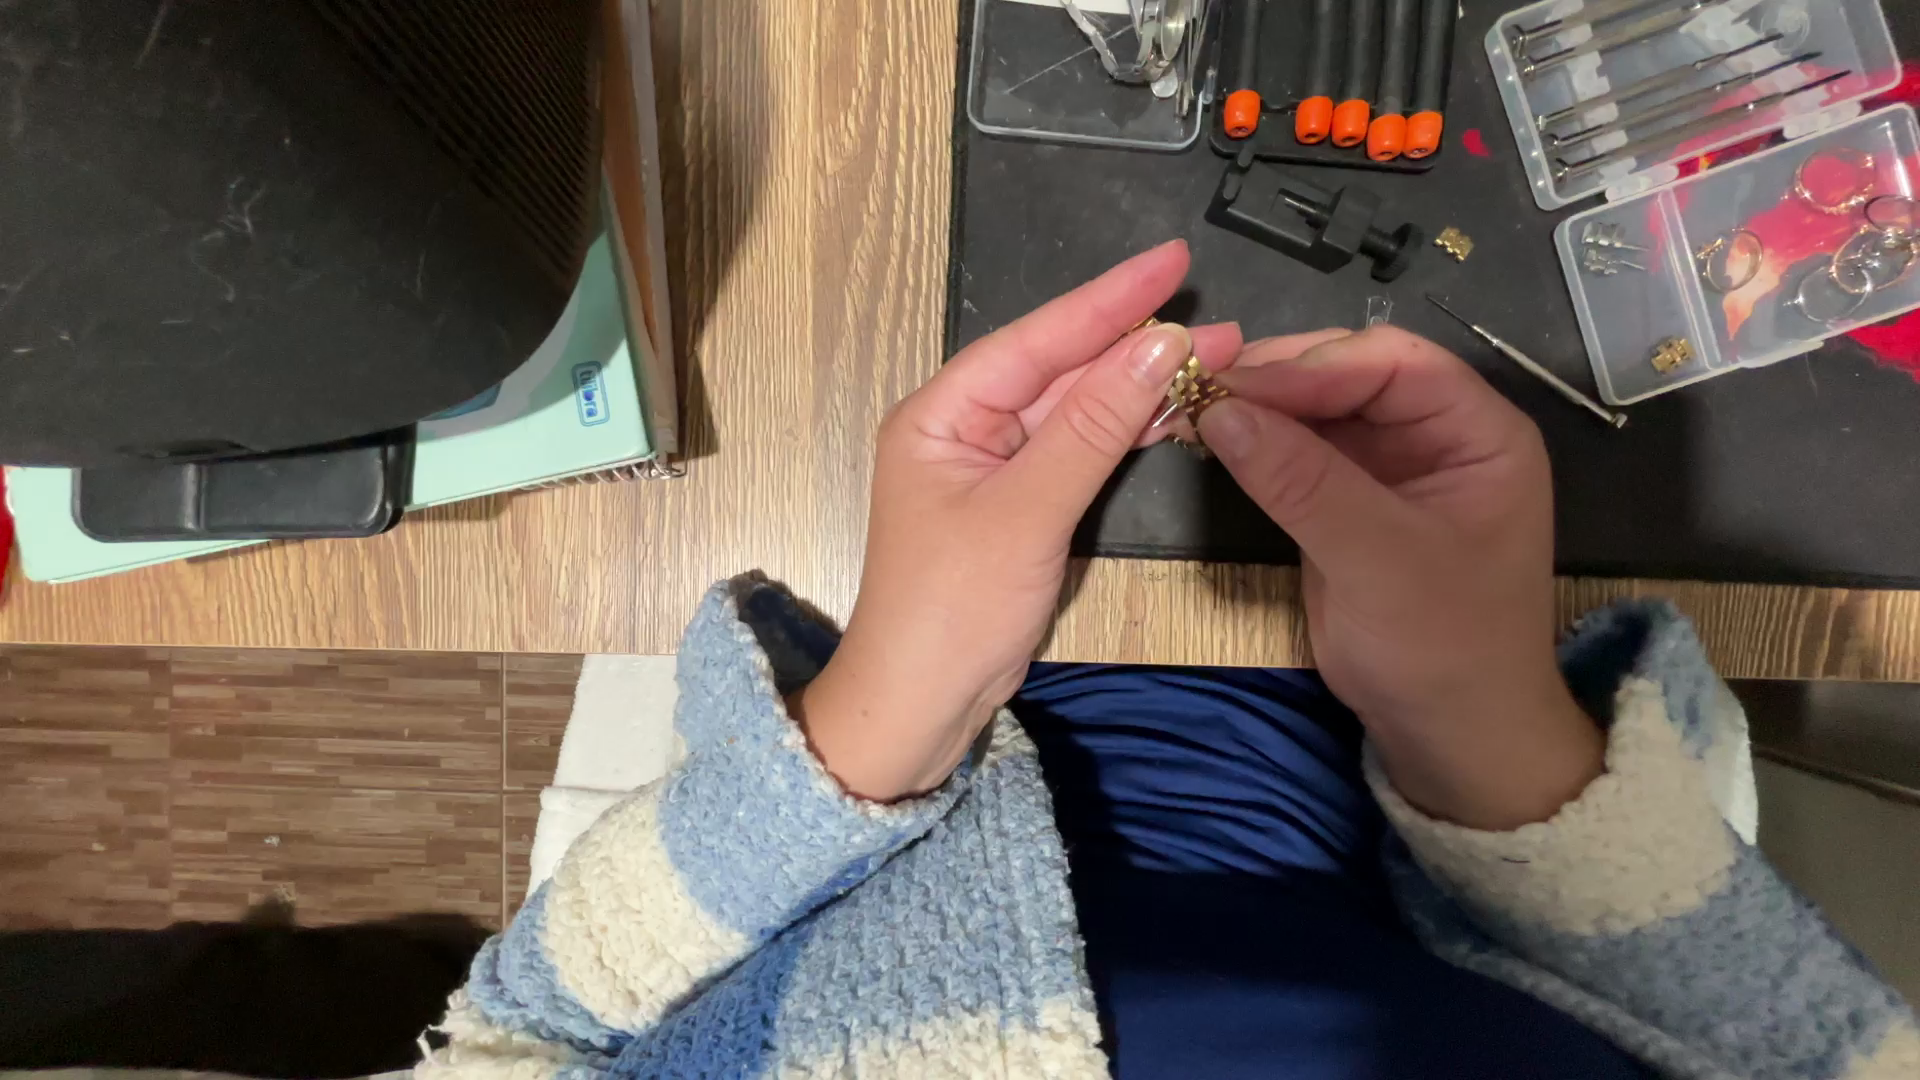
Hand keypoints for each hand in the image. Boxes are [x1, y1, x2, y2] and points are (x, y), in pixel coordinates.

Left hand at [790, 241, 1246, 801]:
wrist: (924, 703)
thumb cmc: (955, 608)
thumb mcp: (1026, 512)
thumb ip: (1091, 428)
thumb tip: (1159, 346)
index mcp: (941, 414)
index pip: (1033, 341)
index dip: (1105, 301)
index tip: (1170, 259)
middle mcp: (964, 430)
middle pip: (1056, 374)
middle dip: (1133, 348)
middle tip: (1218, 322)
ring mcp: (993, 470)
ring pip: (1072, 415)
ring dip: (1135, 391)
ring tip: (1215, 360)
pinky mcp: (1018, 507)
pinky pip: (1074, 456)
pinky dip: (1119, 438)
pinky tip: (1168, 414)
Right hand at [1198, 327, 1603, 829]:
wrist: (1441, 728)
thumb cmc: (1440, 644)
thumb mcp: (1377, 559)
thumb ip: (1301, 481)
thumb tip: (1219, 412)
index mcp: (1475, 432)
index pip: (1392, 365)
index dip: (1312, 368)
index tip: (1233, 387)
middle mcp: (1430, 437)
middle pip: (1346, 377)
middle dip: (1275, 380)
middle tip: (1199, 389)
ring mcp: (1380, 468)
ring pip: (1311, 412)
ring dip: (1254, 409)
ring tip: (1191, 409)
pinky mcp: (1338, 502)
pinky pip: (1291, 455)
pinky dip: (1250, 445)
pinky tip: (1211, 441)